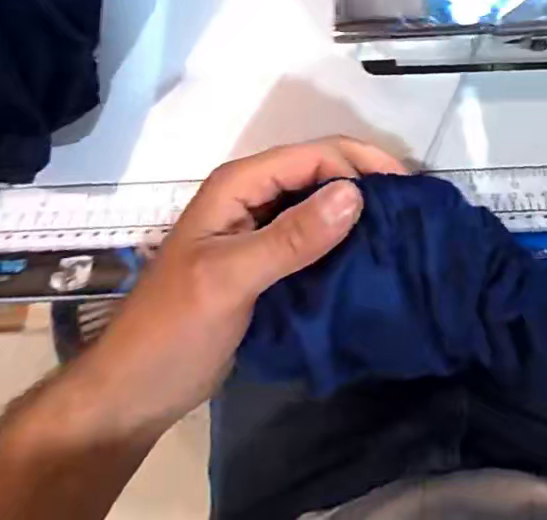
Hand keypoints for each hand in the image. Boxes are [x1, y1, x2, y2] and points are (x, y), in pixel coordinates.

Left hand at [60, 137, 409, 438]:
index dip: (358, 166)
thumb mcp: (231, 279)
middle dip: (365, 180)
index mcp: (239, 183)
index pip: (312, 156)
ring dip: (358, 209)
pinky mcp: (267, 256)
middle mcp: (253, 193)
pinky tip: (369, 254)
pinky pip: (313, 233)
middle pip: (319, 169)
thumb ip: (290, 237)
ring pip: (319, 200)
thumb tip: (356, 194)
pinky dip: (343, 237)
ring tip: (401, 229)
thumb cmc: (173, 329)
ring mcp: (259, 225)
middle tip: (412, 208)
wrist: (134, 391)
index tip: (403, 196)